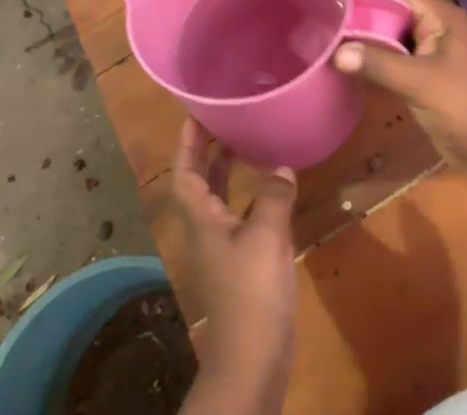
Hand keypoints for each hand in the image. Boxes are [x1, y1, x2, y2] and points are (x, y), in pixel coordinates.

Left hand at [170, 120, 298, 375]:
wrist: (253, 351)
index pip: (185, 172)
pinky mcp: (243, 262)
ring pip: (222, 200)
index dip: (187, 144)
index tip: (196, 114)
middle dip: (208, 152)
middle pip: (201, 183)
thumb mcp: (265, 235)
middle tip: (226, 120)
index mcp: (201, 218)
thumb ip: (272, 196)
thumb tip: (281, 166)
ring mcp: (224, 247)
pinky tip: (275, 189)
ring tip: (249, 143)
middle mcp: (207, 229)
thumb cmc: (251, 288)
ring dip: (230, 172)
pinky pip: (244, 217)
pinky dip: (254, 198)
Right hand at [332, 0, 466, 170]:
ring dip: (369, 48)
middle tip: (328, 36)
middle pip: (395, 17)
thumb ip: (378, 64)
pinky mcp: (428, 79)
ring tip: (332, 52)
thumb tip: (336, 51)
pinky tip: (352, 74)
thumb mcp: (419, 81)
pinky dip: (378, 67)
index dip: (369, 2)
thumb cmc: (464, 106)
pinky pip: (398, 64)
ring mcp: (434, 55)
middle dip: (365, 26)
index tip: (336, 14)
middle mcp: (438, 30)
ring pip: (395, 42)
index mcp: (443, 18)